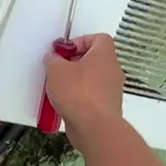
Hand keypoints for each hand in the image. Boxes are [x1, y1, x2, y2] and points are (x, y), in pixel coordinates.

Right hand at [43, 34, 125, 148]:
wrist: (94, 127)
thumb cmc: (77, 92)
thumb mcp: (55, 69)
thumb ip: (53, 59)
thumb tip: (53, 59)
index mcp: (104, 55)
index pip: (99, 38)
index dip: (80, 40)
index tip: (65, 51)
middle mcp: (112, 70)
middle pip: (94, 58)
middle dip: (74, 62)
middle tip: (58, 68)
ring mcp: (111, 90)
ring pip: (92, 78)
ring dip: (75, 80)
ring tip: (58, 87)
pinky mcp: (106, 107)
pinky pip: (92, 95)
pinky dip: (79, 96)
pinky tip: (64, 102)